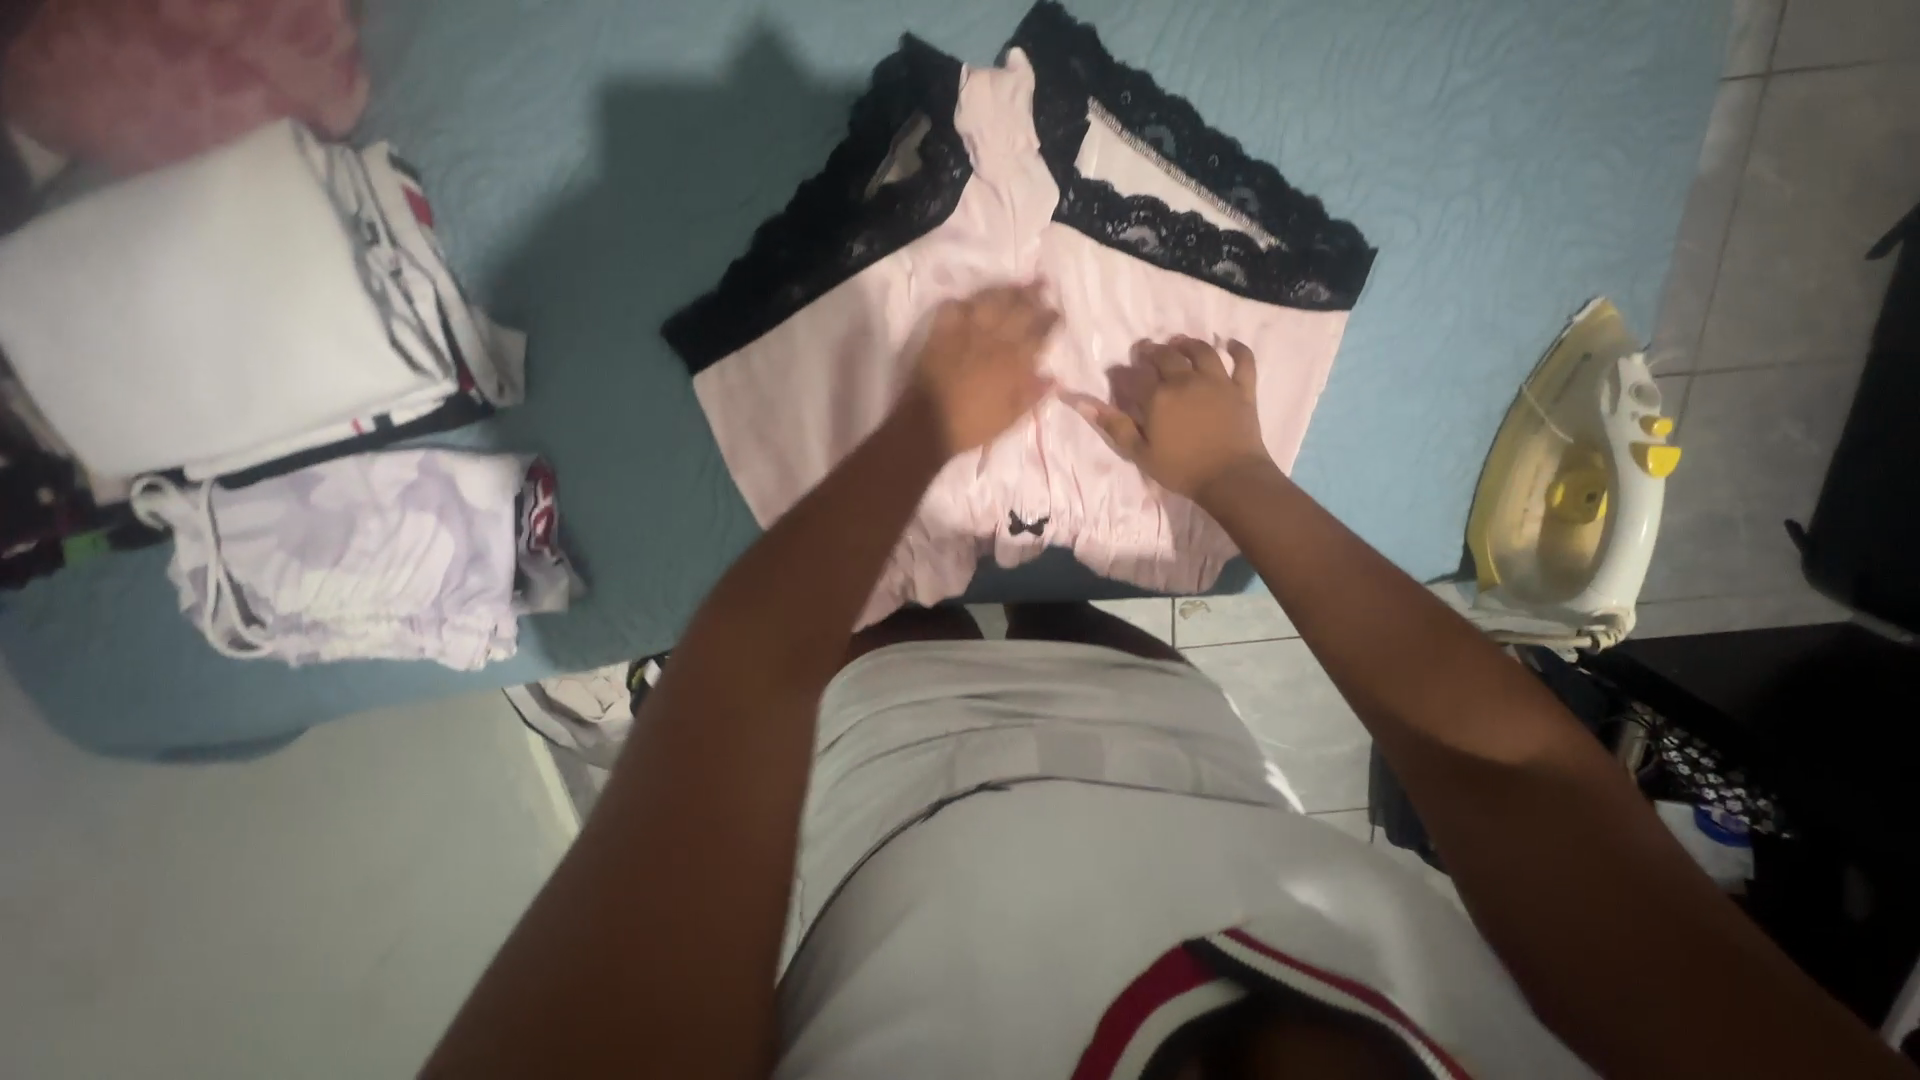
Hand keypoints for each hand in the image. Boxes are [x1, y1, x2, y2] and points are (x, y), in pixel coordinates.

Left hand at [905, 283, 1059, 456]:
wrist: (927, 425)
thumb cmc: (972, 426)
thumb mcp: (1010, 418)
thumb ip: (1032, 395)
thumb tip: (1052, 377)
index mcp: (1014, 362)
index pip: (1039, 333)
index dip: (1050, 320)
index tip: (1057, 312)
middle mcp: (994, 340)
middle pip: (1018, 309)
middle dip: (1034, 295)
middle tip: (1042, 285)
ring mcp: (966, 332)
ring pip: (990, 301)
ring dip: (1005, 291)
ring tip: (1015, 286)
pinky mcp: (942, 332)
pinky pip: (955, 306)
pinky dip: (965, 302)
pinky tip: (972, 303)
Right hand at [1076, 336, 1272, 500]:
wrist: (1230, 477)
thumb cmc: (1180, 469)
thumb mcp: (1139, 452)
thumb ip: (1114, 425)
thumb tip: (1082, 403)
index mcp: (1158, 396)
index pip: (1134, 376)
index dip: (1122, 373)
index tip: (1116, 373)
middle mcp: (1186, 380)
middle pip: (1167, 356)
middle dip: (1152, 351)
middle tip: (1146, 352)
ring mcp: (1217, 382)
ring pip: (1202, 351)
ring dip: (1188, 343)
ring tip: (1179, 343)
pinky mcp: (1242, 389)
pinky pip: (1243, 362)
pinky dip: (1238, 350)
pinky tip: (1230, 343)